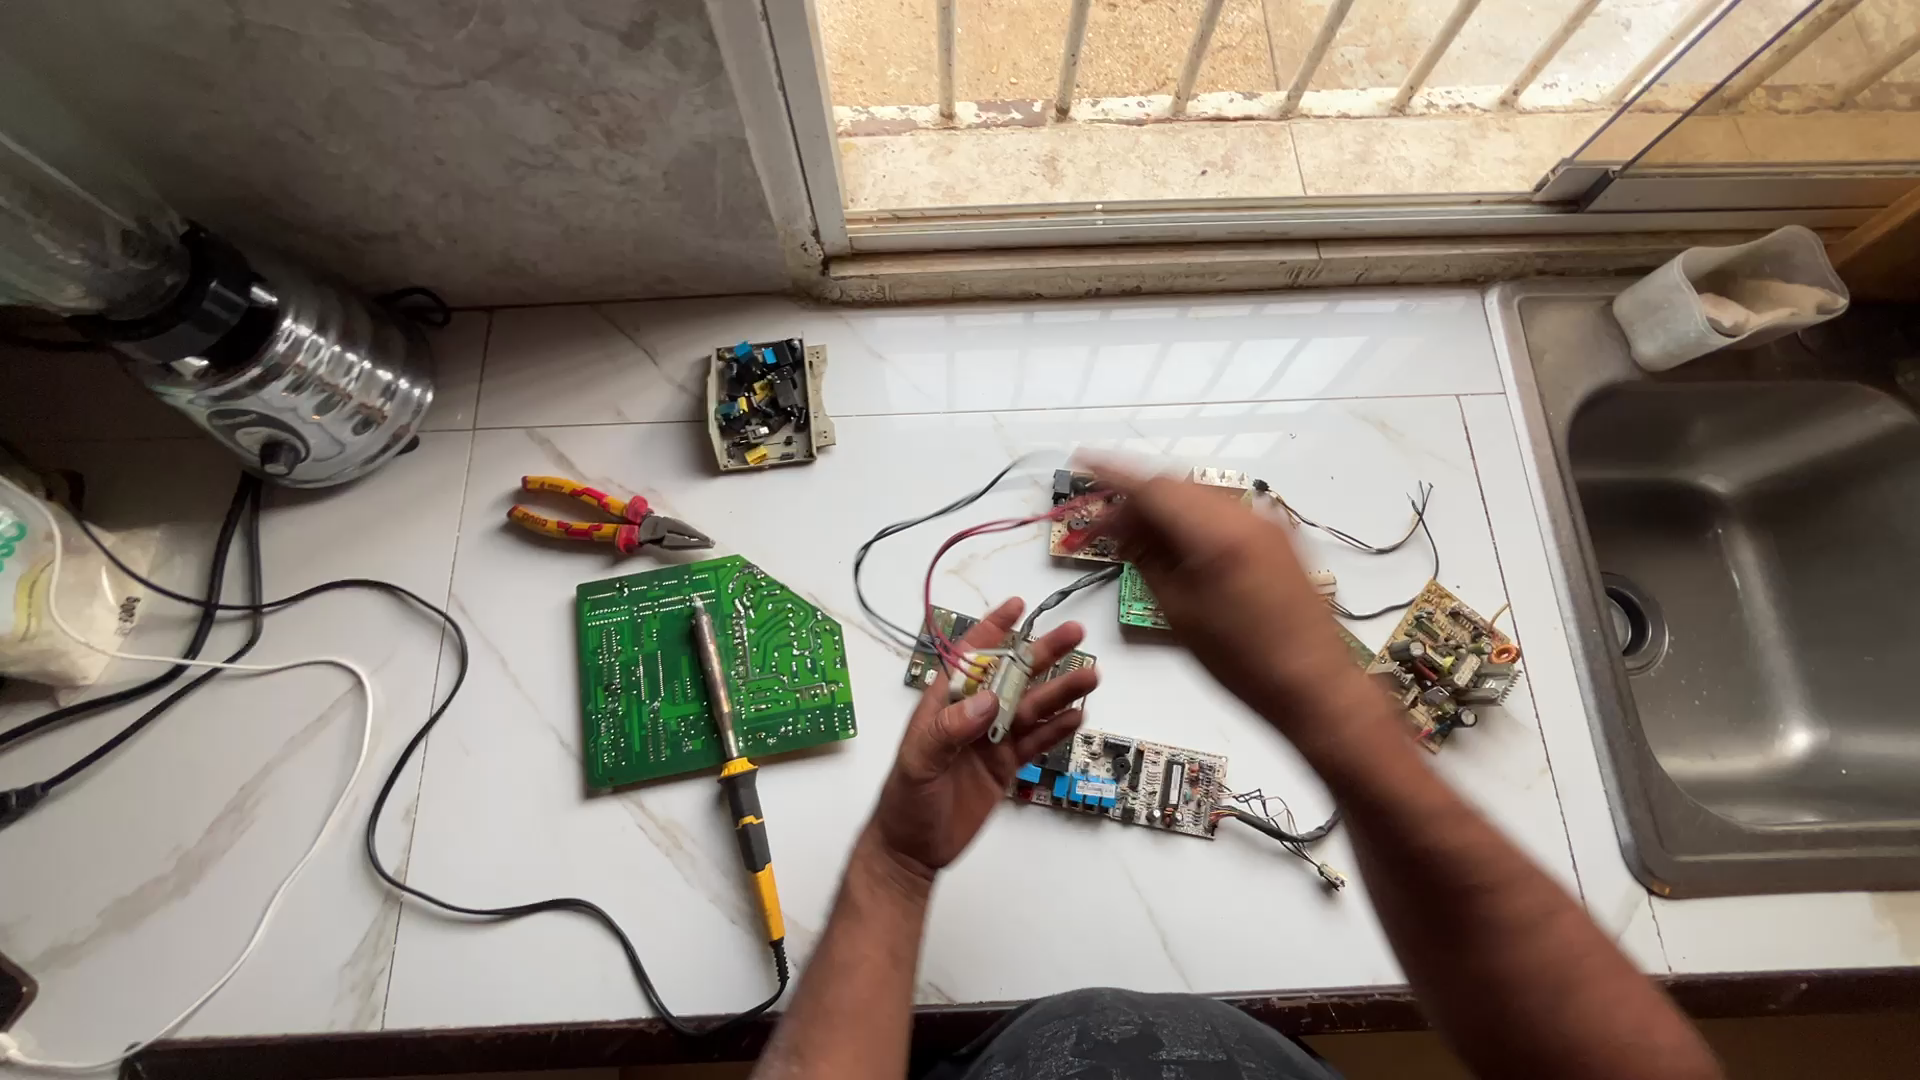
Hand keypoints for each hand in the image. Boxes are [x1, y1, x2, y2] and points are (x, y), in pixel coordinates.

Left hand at [868, 597, 1098, 881]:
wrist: (913, 849)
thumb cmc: (906, 800)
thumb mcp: (918, 761)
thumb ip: (949, 729)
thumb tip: (986, 700)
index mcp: (946, 702)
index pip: (973, 656)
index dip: (994, 629)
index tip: (1019, 606)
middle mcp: (973, 714)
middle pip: (1013, 676)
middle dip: (1043, 654)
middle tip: (1076, 634)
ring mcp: (992, 739)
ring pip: (1032, 708)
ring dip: (1061, 691)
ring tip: (1092, 676)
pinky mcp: (1006, 767)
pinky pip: (1036, 742)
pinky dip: (1057, 728)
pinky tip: (1078, 715)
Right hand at [1084, 460, 1373, 754]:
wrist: (1313, 685)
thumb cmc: (1240, 662)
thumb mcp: (1177, 611)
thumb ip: (1146, 558)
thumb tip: (1119, 526)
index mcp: (1218, 534)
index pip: (1153, 487)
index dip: (1113, 474)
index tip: (1083, 463)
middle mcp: (1246, 515)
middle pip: (1176, 485)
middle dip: (1136, 497)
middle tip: (1105, 524)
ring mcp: (1267, 523)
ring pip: (1199, 497)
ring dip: (1163, 508)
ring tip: (1136, 539)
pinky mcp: (1278, 536)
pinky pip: (1222, 513)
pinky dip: (1191, 519)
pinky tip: (1175, 546)